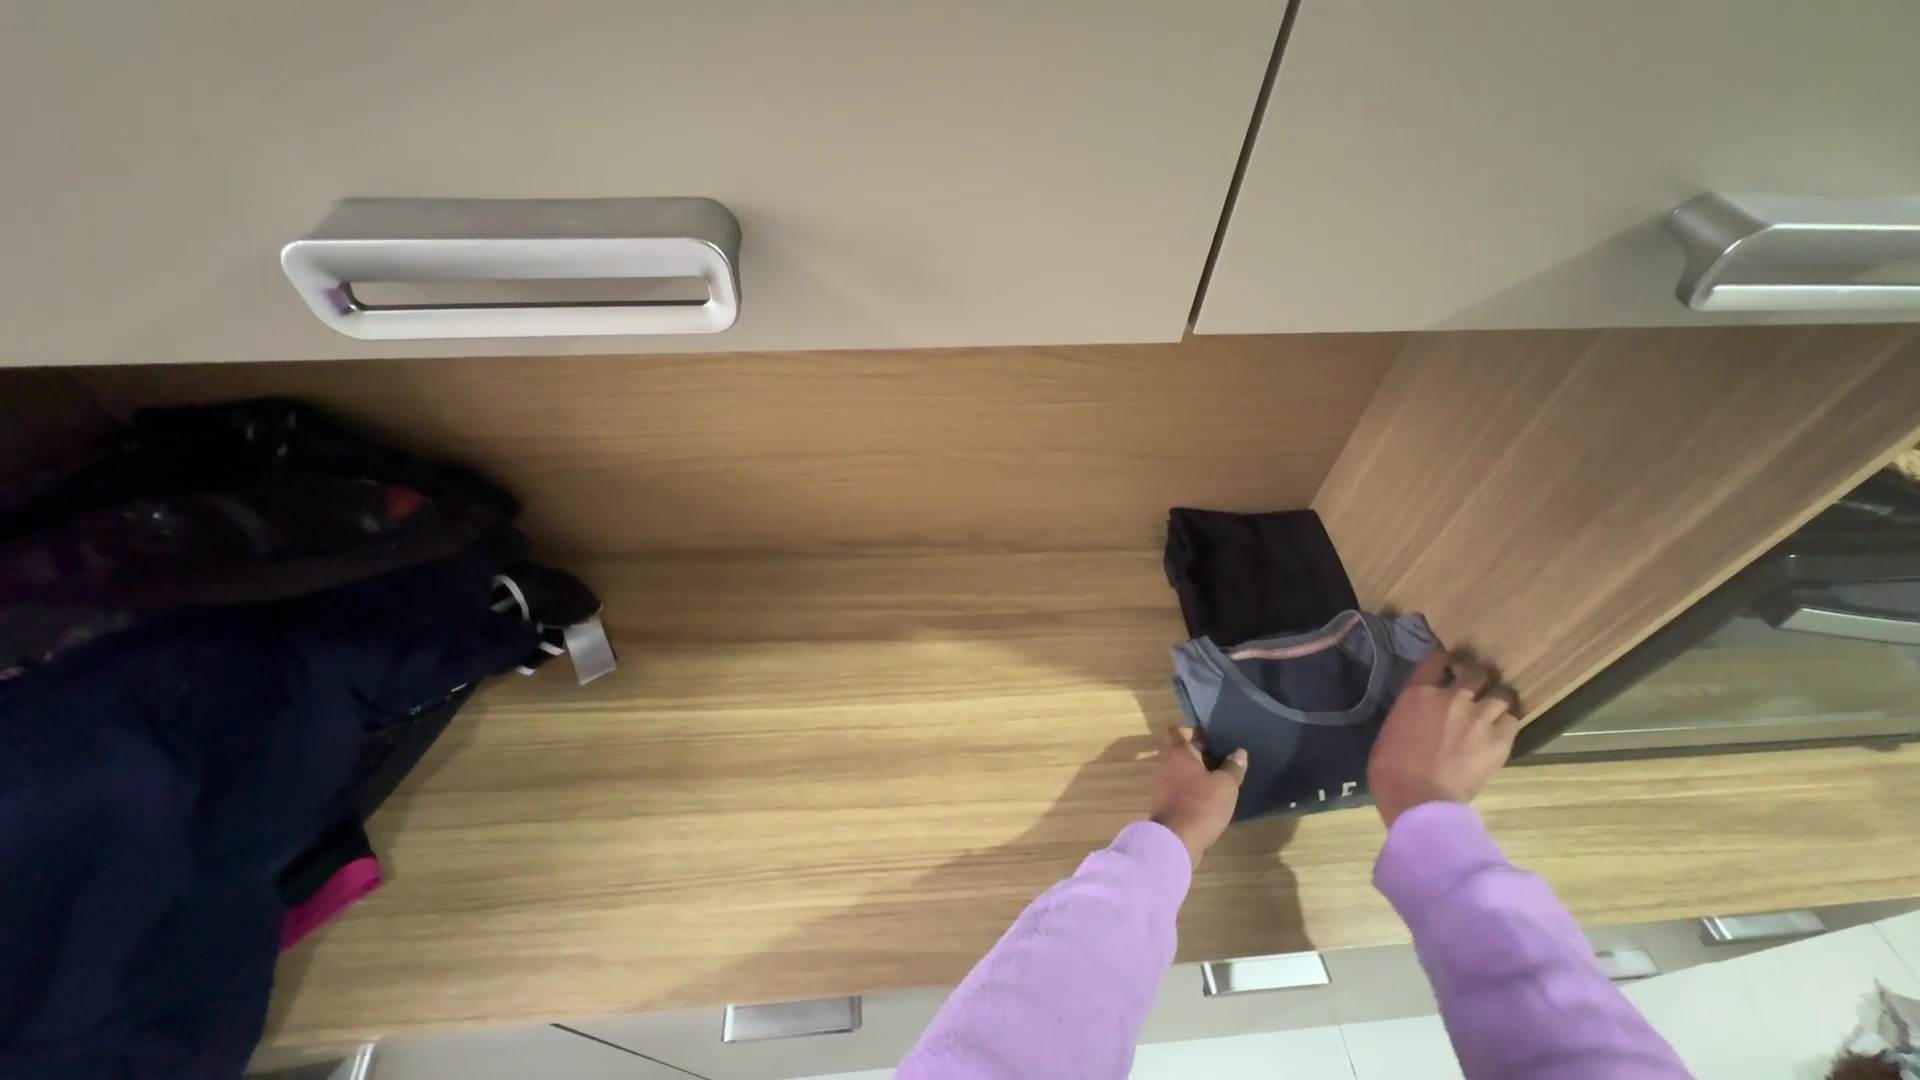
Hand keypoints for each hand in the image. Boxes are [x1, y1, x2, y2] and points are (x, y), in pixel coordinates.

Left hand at [1149, 726, 1247, 867]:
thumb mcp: (1225, 785)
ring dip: (1194, 774)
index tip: (1209, 737)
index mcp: (1178, 753)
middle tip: (1220, 761)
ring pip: (1177, 771)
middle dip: (1197, 755)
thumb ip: (1232, 767)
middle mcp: (1164, 765)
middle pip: (1179, 752)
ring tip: (1216, 782)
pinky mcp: (1162, 803)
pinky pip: (1176, 789)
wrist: (1175, 839)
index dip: (1192, 731)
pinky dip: (1188, 790)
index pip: (1177, 731)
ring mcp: (1160, 785)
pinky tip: (1206, 800)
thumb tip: (1239, 752)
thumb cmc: (1201, 805)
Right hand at [1367, 650, 1519, 827]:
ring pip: (1501, 694)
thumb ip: (1411, 712)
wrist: (1418, 795)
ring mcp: (1479, 717)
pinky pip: (1512, 720)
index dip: (1446, 659)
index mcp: (1418, 693)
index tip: (1449, 663)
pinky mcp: (1500, 740)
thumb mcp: (1392, 728)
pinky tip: (1500, 729)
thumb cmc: (1390, 766)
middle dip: (1477, 676)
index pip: (1436, 659)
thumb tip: (1420, 713)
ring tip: (1494, 706)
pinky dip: (1506, 722)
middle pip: (1475, 672)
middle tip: (1476, 685)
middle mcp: (1452, 696)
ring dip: (1497, 698)